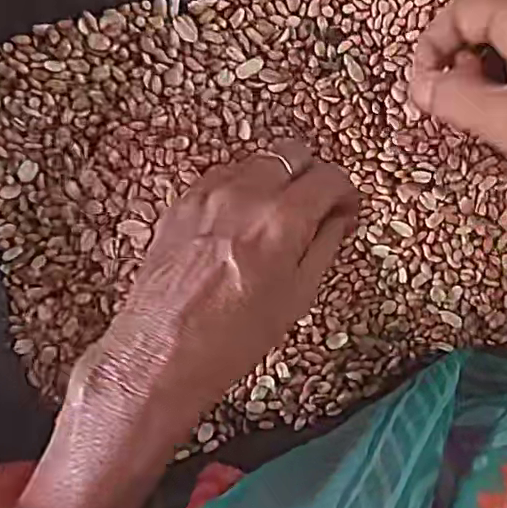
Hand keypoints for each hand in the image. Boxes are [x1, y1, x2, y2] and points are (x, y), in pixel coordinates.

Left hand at [74, 140, 359, 428]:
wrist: (161, 353)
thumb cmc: (231, 339)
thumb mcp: (296, 297)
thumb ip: (323, 246)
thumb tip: (338, 219)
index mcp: (281, 220)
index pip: (328, 177)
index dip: (345, 192)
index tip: (345, 210)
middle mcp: (245, 195)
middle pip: (292, 153)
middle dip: (312, 177)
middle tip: (316, 210)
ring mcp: (208, 194)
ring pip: (257, 162)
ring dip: (276, 181)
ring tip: (276, 220)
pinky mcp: (182, 202)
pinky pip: (222, 177)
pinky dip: (242, 189)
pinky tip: (241, 223)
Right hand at [410, 0, 506, 185]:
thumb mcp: (503, 120)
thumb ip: (452, 99)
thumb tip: (418, 86)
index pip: (460, 10)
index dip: (431, 45)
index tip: (423, 85)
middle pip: (476, 23)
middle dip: (452, 62)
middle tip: (450, 103)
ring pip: (493, 43)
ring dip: (473, 75)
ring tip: (478, 112)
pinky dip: (496, 80)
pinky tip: (502, 112)